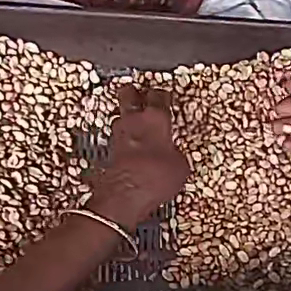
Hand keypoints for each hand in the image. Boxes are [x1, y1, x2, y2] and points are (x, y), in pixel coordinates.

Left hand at [89, 85, 190, 228]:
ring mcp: (118, 135)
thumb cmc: (154, 177)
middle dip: (134, 94)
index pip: (159, 96)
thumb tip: (175, 157)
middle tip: (141, 97)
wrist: (125, 197)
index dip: (162, 95)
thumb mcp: (181, 167)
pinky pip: (119, 140)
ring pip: (121, 117)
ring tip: (138, 127)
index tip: (165, 97)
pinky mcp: (110, 152)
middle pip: (129, 94)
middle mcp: (134, 121)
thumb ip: (176, 154)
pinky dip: (125, 142)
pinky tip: (133, 150)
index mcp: (156, 118)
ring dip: (128, 119)